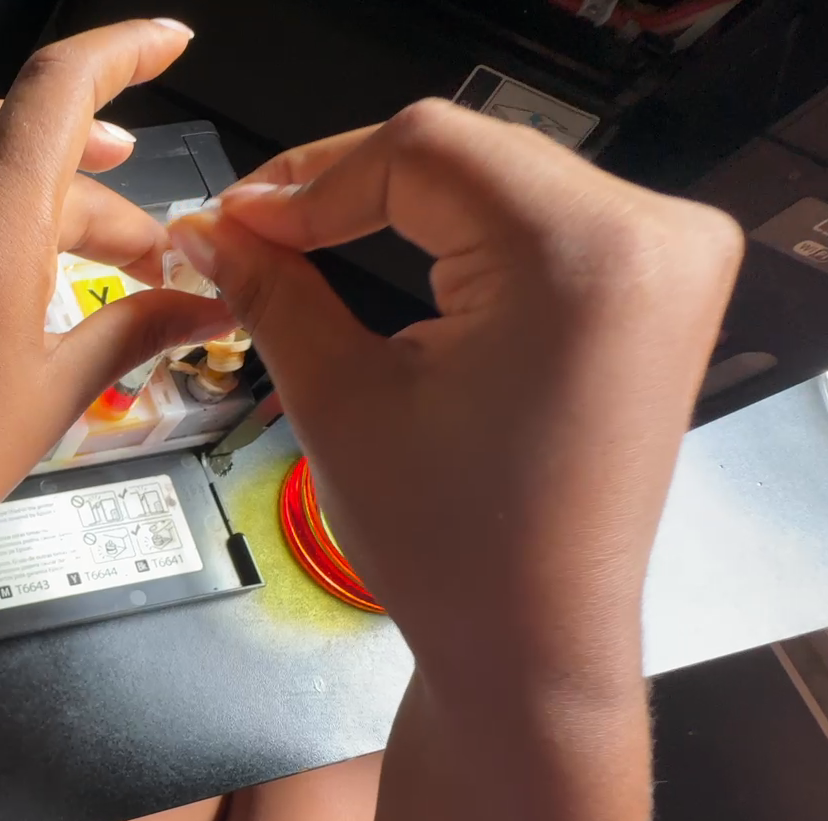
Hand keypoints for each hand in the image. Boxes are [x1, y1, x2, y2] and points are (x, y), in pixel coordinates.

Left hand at [0, 19, 233, 608]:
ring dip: (32, 180)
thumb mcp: (60, 389)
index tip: (169, 46)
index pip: (56, 92)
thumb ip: (138, 327)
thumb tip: (211, 306)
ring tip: (82, 241)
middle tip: (138, 243)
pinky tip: (7, 252)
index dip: (121, 50)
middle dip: (93, 170)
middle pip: (18, 127)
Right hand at [169, 101, 743, 696]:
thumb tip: (203, 233)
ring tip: (285, 252)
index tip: (222, 227)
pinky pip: (520, 222)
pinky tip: (368, 268)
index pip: (420, 149)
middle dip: (332, 190)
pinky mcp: (642, 289)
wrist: (525, 628)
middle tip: (239, 238)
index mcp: (581, 252)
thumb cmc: (432, 531)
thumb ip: (269, 292)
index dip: (302, 180)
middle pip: (457, 153)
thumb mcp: (334, 398)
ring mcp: (661, 257)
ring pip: (485, 181)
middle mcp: (652, 228)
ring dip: (376, 210)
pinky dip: (430, 236)